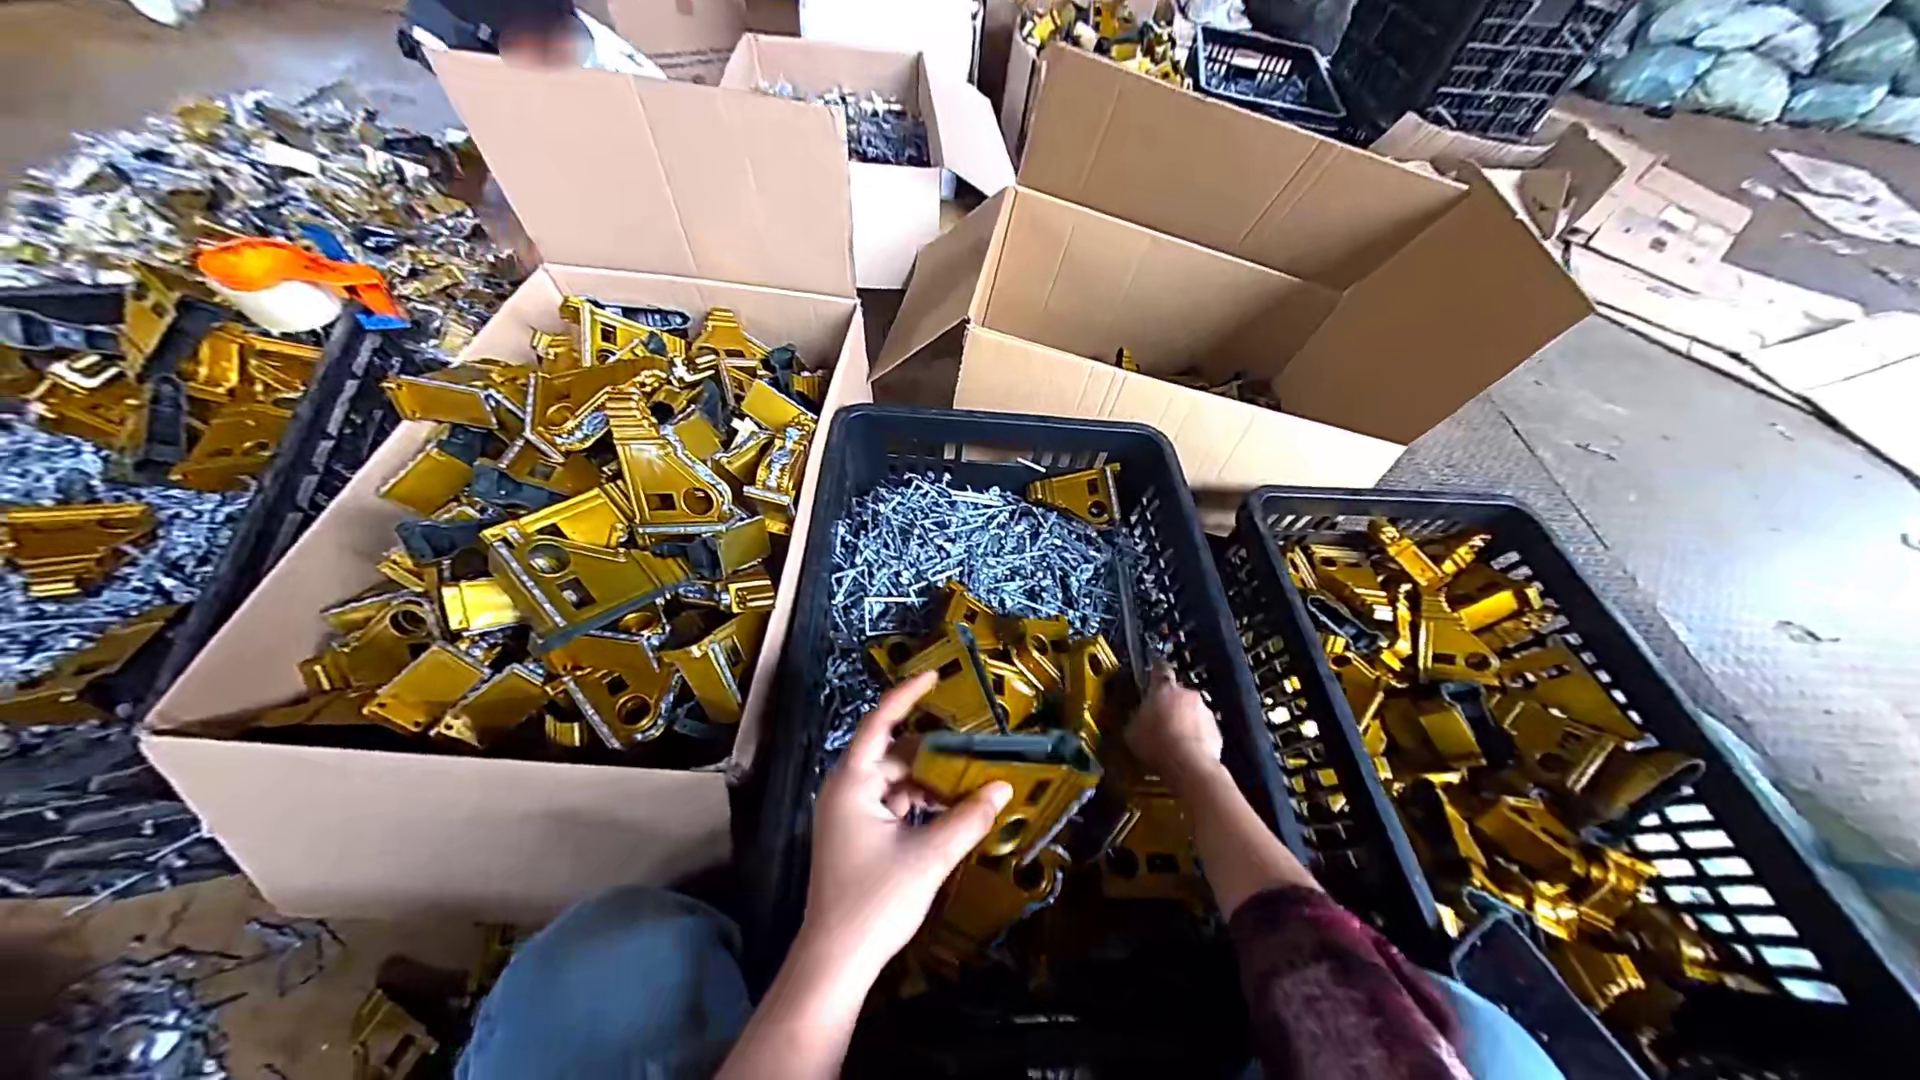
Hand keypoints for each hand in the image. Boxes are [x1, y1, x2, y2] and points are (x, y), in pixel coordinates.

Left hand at [801, 671, 1012, 981]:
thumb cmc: (875, 900)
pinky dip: (917, 802)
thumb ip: (967, 818)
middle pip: (893, 755)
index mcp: (852, 782)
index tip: (934, 677)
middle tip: (971, 747)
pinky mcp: (856, 834)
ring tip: (967, 781)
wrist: (836, 960)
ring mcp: (848, 813)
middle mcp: (845, 790)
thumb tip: (1002, 787)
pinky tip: (947, 811)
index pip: (879, 723)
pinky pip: (891, 803)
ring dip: (928, 781)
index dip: (907, 696)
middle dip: (931, 752)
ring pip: (894, 781)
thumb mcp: (929, 855)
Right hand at [1125, 662, 1223, 791]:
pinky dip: (1196, 735)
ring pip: (1192, 711)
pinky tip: (1187, 750)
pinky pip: (1203, 728)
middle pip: (1177, 693)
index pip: (1160, 669)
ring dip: (1184, 719)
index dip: (1156, 669)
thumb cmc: (1156, 744)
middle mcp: (1187, 694)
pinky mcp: (1217, 730)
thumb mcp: (1131, 731)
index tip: (1154, 668)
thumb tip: (1139, 716)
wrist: (1189, 766)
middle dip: (1170, 703)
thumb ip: (1136, 717)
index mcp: (1163, 689)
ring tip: (1174, 739)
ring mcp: (1205, 711)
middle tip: (1160, 719)